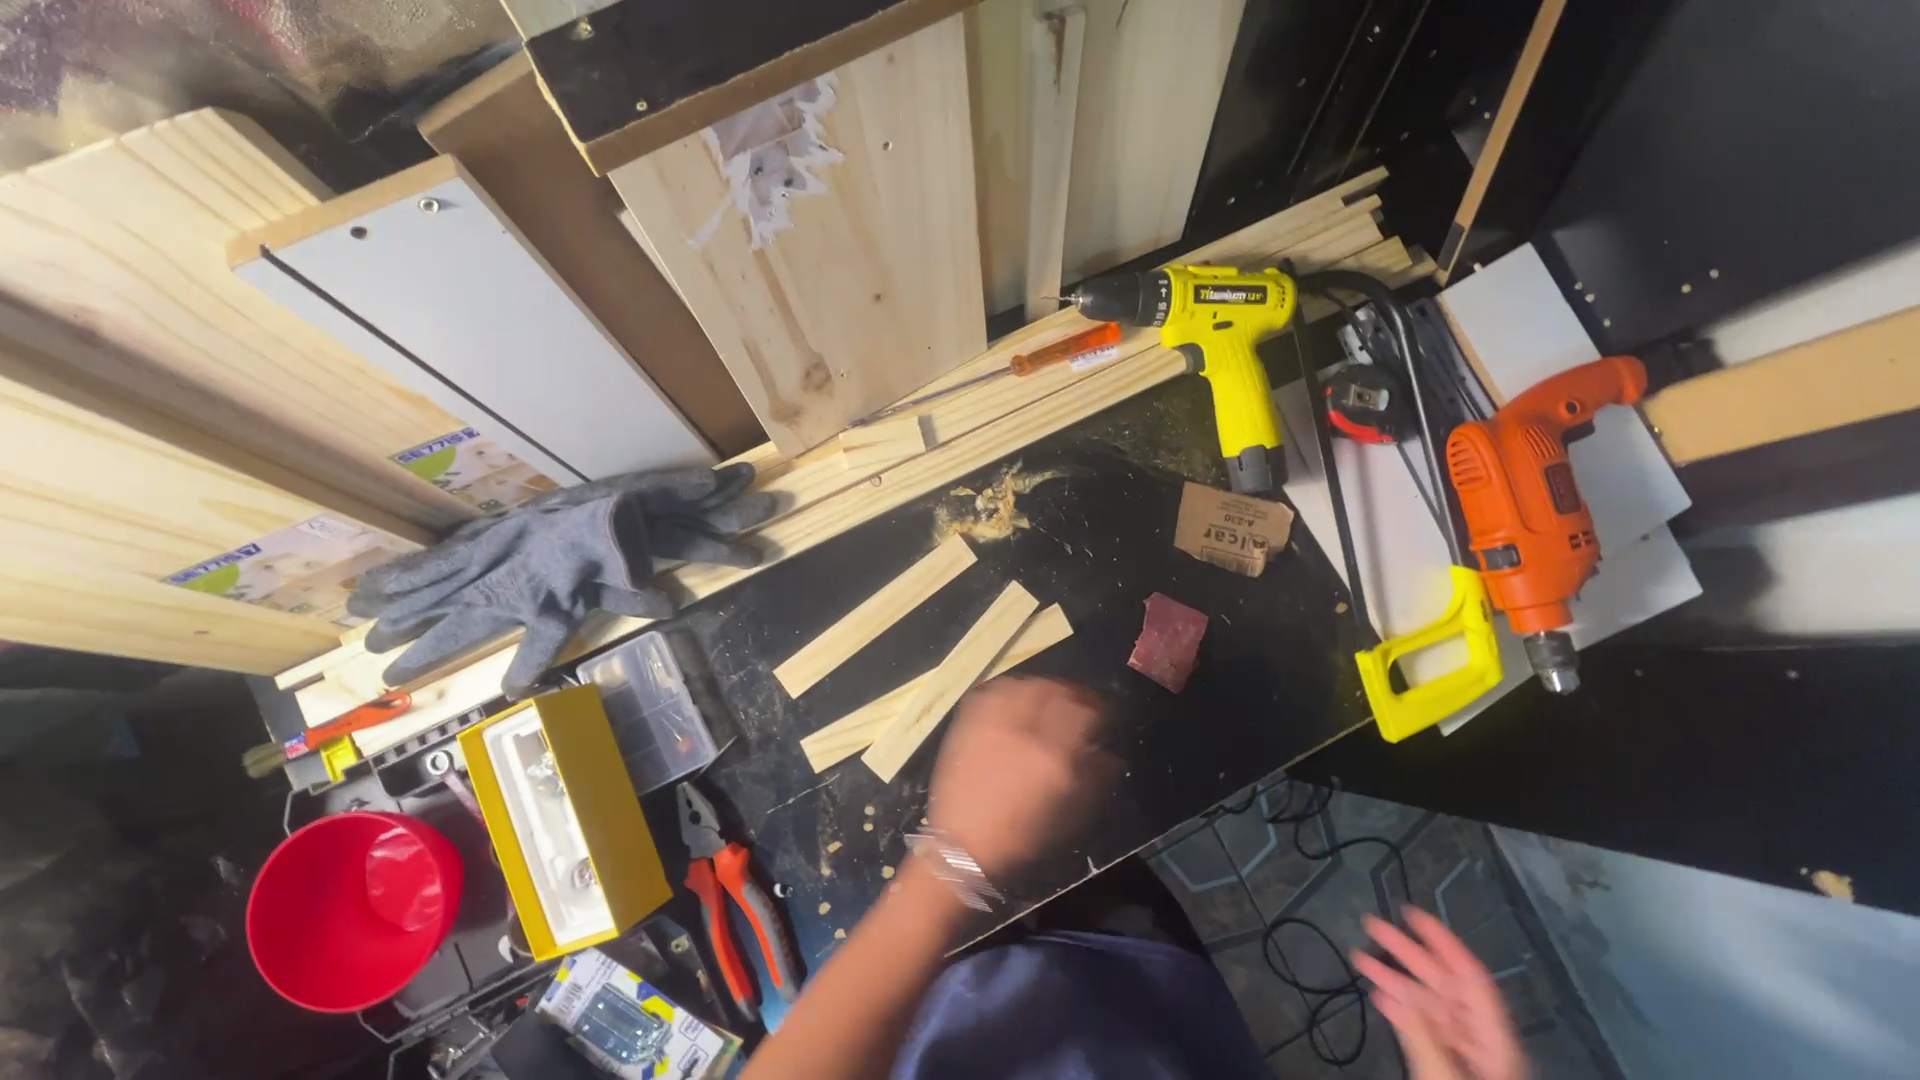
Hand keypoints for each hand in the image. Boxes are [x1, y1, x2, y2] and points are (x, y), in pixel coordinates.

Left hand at [925, 677, 1116, 882]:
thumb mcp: (1071, 817)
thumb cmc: (1023, 838)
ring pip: (1027, 684)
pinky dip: (1012, 688)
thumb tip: (1110, 754)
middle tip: (1079, 705)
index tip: (1103, 717)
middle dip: (1074, 695)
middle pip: (1058, 690)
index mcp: (1055, 757)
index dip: (1100, 709)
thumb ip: (1096, 779)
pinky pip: (995, 690)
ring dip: (1045, 688)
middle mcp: (1026, 731)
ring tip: (1049, 699)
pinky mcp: (969, 722)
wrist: (963, 845)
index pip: (1086, 712)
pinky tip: (1017, 698)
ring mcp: (994, 723)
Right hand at [1352, 908, 1526, 1079]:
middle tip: (1371, 926)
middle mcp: (1480, 1041)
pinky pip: (1424, 1029)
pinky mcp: (1447, 1068)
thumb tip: (1397, 993)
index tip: (1412, 914)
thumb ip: (1422, 1036)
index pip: (1470, 979)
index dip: (1444, 943)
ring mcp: (1464, 1056)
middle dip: (1410, 954)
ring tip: (1360, 957)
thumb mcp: (1444, 1077)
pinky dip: (1401, 1009)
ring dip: (1397, 979)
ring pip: (1430, 1005)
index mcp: (1493, 1041)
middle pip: (1446, 986)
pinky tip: (1379, 995)